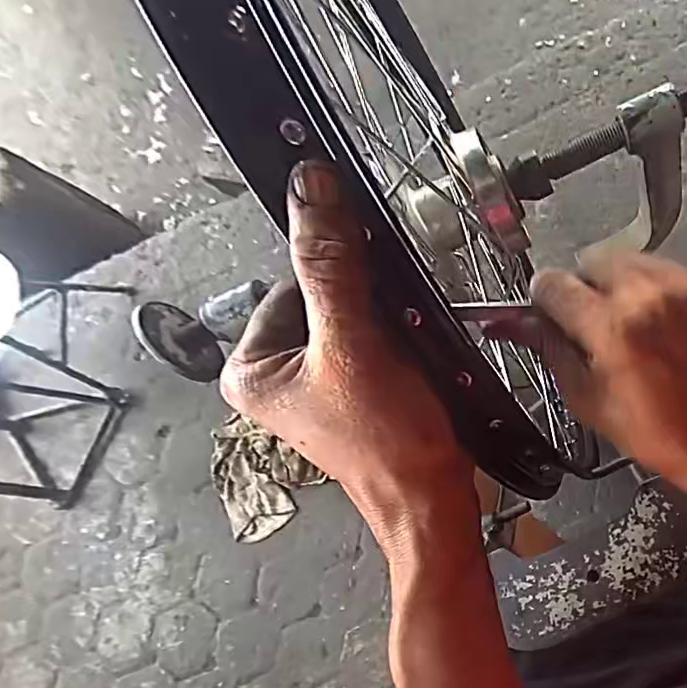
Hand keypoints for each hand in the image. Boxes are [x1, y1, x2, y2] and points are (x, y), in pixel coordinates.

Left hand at [221, 161, 471, 524]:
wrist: (435, 499)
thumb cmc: (388, 441)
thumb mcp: (355, 346)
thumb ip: (332, 268)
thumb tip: (312, 187)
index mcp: (251, 367)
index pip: (293, 284)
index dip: (344, 286)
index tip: (378, 305)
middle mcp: (280, 378)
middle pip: (330, 306)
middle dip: (374, 316)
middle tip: (399, 345)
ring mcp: (324, 392)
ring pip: (362, 329)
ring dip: (395, 333)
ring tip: (412, 363)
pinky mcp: (362, 401)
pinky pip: (381, 354)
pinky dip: (405, 353)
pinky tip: (420, 372)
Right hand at [529, 253, 686, 482]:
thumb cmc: (650, 430)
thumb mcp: (585, 398)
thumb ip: (550, 349)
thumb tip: (518, 322)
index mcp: (612, 328)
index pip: (554, 284)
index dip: (545, 301)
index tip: (548, 312)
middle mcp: (646, 297)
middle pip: (589, 262)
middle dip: (583, 290)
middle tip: (590, 324)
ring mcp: (678, 289)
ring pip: (624, 259)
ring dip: (614, 284)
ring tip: (623, 323)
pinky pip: (657, 268)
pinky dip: (646, 287)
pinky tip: (650, 319)